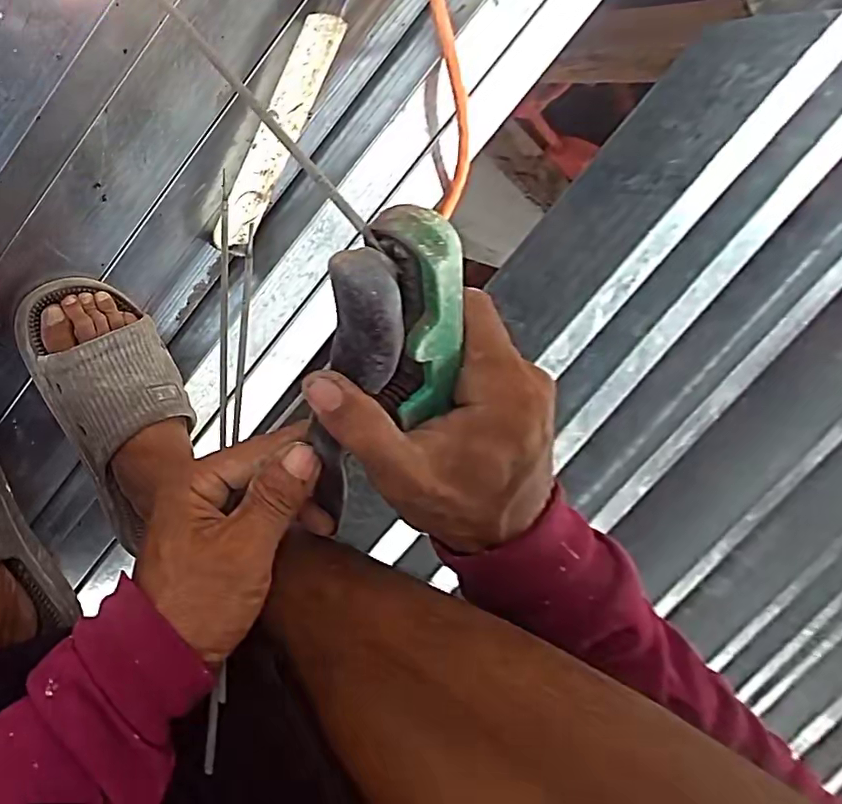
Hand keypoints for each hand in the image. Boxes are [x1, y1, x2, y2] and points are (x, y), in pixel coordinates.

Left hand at [132, 431, 319, 664]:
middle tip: (330, 492)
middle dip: (293, 478)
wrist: (167, 649)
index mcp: (191, 481)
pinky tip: (293, 531)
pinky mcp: (206, 536)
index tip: (326, 438)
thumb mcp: (245, 547)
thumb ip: (274, 499)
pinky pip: (245, 514)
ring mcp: (197, 513)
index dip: (293, 446)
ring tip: (318, 518)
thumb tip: (300, 457)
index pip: (252, 450)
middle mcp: (189, 489)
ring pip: (251, 492)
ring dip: (286, 501)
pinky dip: (272, 520)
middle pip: (252, 469)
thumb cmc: (192, 604)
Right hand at [303, 288, 554, 554]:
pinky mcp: (509, 390)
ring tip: (396, 389)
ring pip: (457, 337)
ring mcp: (518, 383)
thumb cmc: (466, 509)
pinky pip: (465, 356)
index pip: (463, 305)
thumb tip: (321, 385)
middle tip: (380, 367)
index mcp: (502, 386)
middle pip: (453, 319)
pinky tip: (413, 397)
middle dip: (409, 334)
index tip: (384, 304)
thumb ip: (358, 425)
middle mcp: (520, 377)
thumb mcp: (399, 471)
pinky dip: (433, 368)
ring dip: (419, 352)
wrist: (508, 540)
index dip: (418, 299)